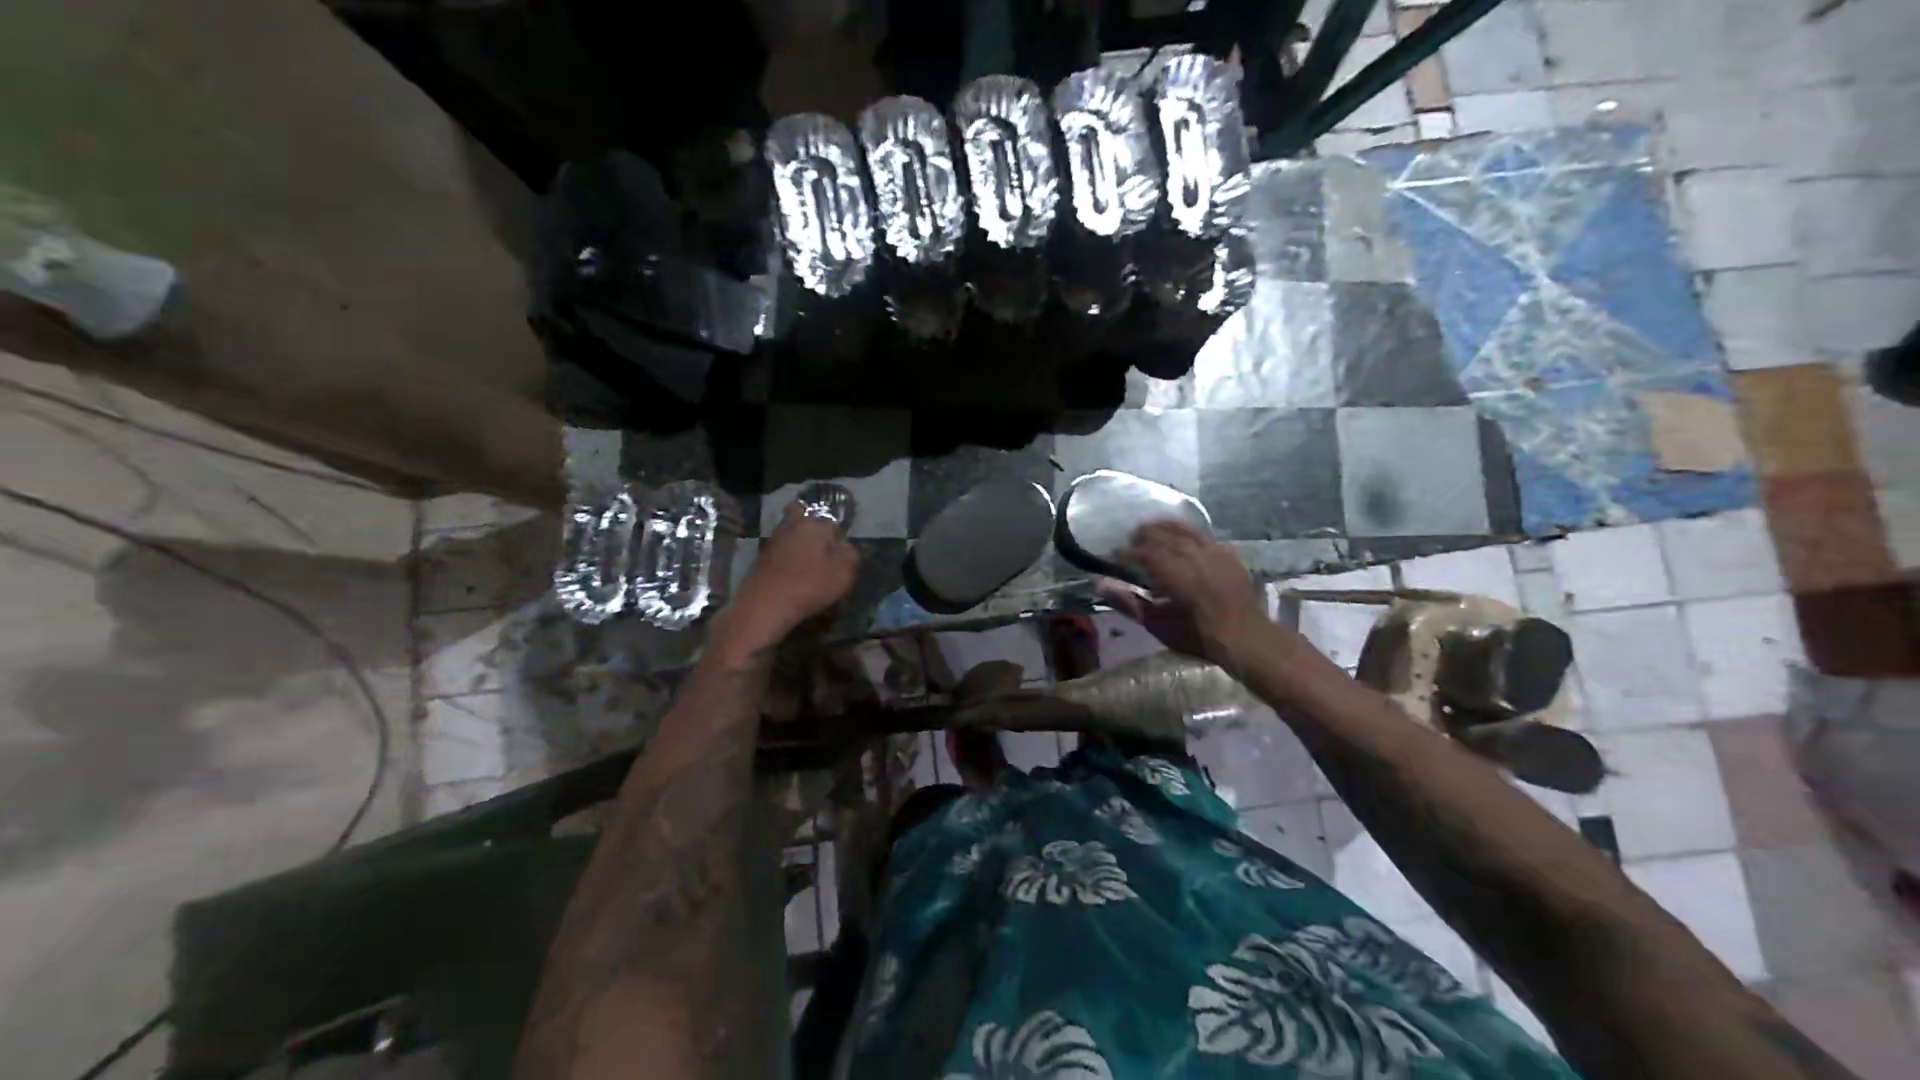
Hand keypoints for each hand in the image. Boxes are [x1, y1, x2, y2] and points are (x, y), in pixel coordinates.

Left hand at [715, 504, 859, 656]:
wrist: (766, 603)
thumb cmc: (810, 584)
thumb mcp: (844, 572)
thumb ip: (850, 555)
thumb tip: (846, 547)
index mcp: (814, 526)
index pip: (831, 523)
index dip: (837, 537)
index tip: (840, 554)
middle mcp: (792, 527)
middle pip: (801, 515)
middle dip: (810, 526)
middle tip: (819, 546)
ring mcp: (774, 541)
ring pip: (788, 533)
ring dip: (796, 542)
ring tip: (805, 562)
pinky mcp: (761, 557)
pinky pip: (779, 551)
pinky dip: (785, 557)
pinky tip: (791, 573)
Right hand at [1097, 520, 1267, 664]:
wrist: (1246, 638)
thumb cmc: (1197, 636)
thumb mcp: (1157, 624)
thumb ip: (1128, 602)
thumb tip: (1100, 584)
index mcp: (1177, 574)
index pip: (1144, 552)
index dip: (1125, 551)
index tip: (1111, 555)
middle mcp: (1195, 556)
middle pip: (1163, 534)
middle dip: (1142, 535)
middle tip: (1128, 541)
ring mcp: (1214, 552)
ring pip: (1184, 529)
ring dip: (1163, 527)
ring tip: (1149, 529)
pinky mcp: (1228, 554)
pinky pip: (1203, 536)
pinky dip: (1187, 533)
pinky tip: (1181, 538)